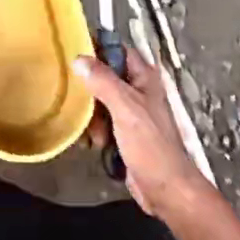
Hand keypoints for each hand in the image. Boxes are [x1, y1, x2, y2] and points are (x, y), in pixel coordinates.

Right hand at [73, 49, 214, 218]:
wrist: (166, 190)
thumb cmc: (150, 145)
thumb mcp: (125, 108)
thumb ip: (103, 81)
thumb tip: (78, 59)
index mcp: (144, 77)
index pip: (117, 49)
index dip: (97, 48)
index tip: (73, 53)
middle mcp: (138, 90)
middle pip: (104, 75)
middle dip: (90, 90)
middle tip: (81, 103)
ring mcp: (131, 112)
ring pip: (100, 100)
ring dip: (92, 115)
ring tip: (94, 133)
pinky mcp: (124, 132)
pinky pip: (102, 121)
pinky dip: (95, 129)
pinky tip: (94, 143)